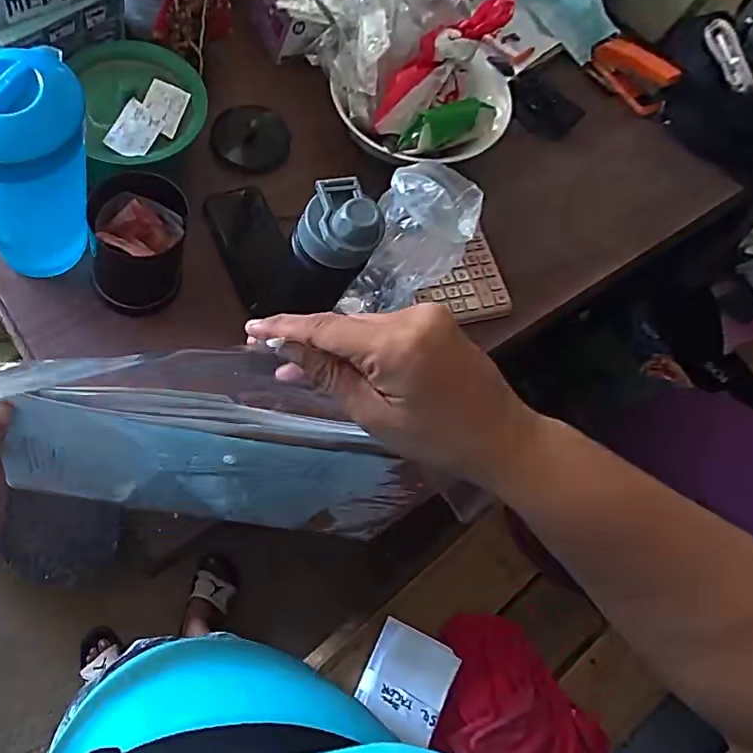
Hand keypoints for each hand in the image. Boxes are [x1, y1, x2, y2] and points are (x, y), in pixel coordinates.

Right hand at [245, 306, 540, 486]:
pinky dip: (356, 344)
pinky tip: (337, 361)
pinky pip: (379, 328)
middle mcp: (411, 316)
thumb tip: (288, 352)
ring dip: (330, 343)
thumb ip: (329, 375)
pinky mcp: (433, 320)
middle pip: (341, 324)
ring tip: (298, 364)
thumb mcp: (372, 413)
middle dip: (304, 338)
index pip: (325, 327)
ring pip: (359, 325)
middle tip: (267, 352)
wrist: (501, 436)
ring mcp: (426, 314)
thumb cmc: (436, 437)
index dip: (284, 328)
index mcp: (396, 342)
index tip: (251, 329)